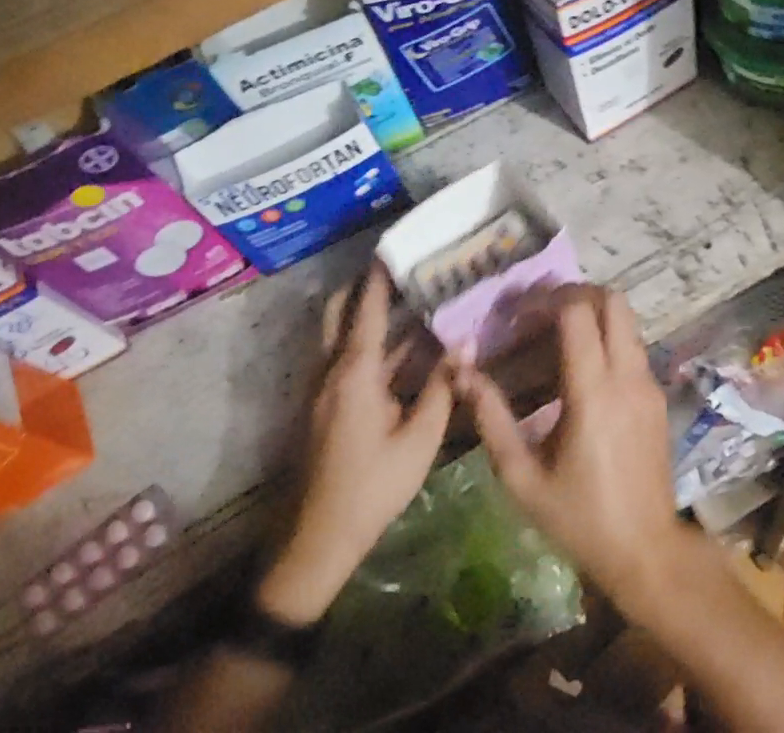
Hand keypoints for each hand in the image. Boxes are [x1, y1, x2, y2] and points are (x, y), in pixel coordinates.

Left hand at [257, 263, 452, 626]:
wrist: (318, 536)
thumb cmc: (374, 486)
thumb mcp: (420, 439)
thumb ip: (442, 388)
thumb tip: (464, 344)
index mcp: (355, 373)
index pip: (368, 310)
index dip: (380, 277)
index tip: (392, 247)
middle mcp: (330, 372)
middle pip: (340, 314)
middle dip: (365, 288)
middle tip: (399, 272)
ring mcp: (321, 390)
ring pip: (340, 338)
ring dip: (367, 317)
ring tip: (407, 304)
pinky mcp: (322, 408)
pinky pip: (343, 361)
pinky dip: (367, 346)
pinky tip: (399, 354)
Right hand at [454, 285, 680, 605]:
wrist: (646, 551)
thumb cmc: (579, 518)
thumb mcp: (522, 477)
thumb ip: (492, 419)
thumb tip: (463, 373)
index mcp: (594, 393)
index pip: (579, 313)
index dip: (545, 300)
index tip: (517, 315)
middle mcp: (628, 378)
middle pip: (614, 302)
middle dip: (576, 294)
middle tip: (539, 313)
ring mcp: (649, 386)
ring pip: (628, 322)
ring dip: (593, 315)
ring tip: (554, 337)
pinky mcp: (657, 399)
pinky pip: (633, 348)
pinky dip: (608, 340)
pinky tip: (578, 369)